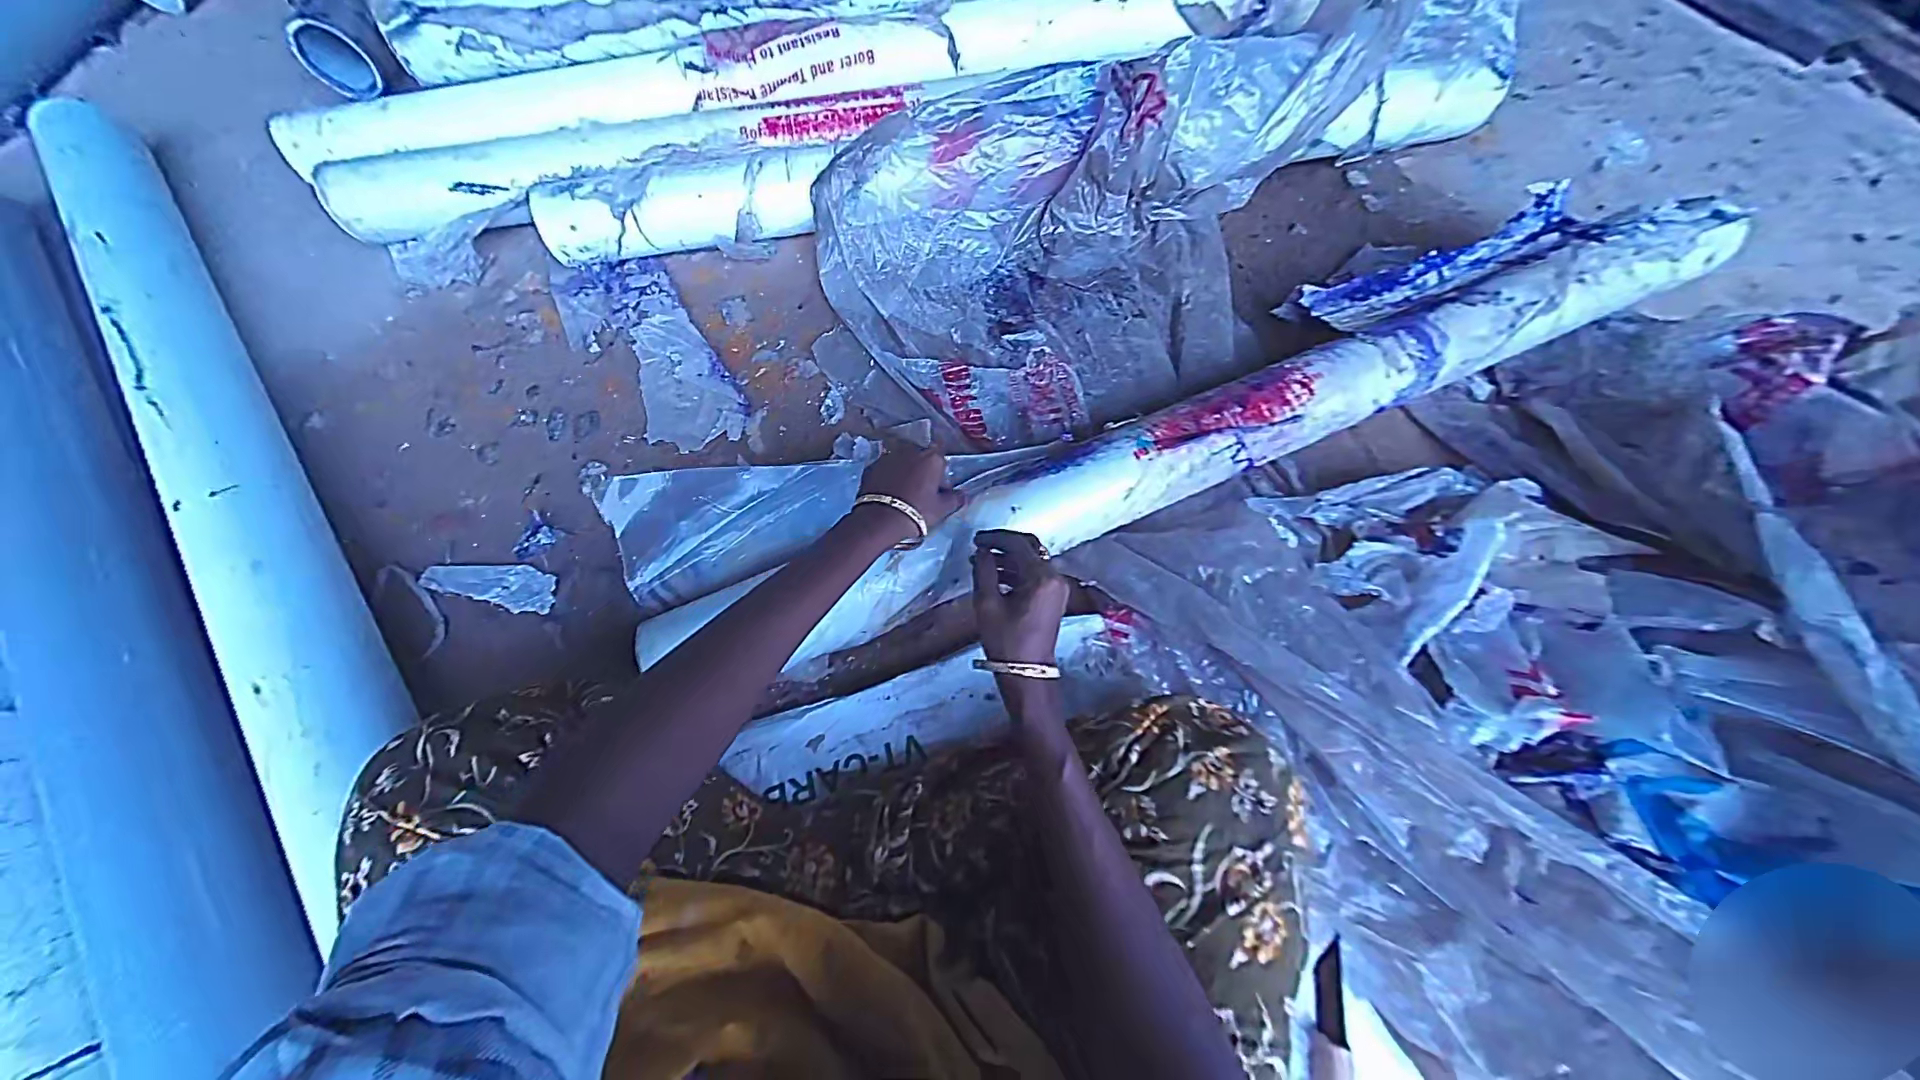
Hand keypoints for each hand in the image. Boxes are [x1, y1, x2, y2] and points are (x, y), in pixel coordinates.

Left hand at [855, 443, 964, 544]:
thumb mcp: (942, 509)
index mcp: (931, 458)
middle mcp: (910, 451)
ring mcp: (888, 456)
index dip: (940, 471)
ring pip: (901, 461)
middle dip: (922, 470)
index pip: (941, 456)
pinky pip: (885, 469)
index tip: (938, 487)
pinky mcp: (871, 466)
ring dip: (904, 471)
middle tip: (921, 491)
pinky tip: (887, 492)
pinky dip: (887, 476)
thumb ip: (955, 499)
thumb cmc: (917, 512)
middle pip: (920, 457)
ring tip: (902, 492)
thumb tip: (963, 495)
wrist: (881, 520)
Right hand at [972, 530, 1070, 663]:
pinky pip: (1035, 575)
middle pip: (1030, 548)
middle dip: (1004, 544)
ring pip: (1032, 561)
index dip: (995, 538)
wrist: (1027, 671)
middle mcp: (1055, 578)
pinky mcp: (1054, 597)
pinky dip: (1017, 571)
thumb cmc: (1006, 640)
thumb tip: (982, 551)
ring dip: (1008, 558)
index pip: (1019, 545)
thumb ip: (984, 571)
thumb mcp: (987, 604)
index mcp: (1042, 578)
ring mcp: (1057, 588)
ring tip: (982, 561)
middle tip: (981, 545)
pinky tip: (995, 575)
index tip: (976, 540)